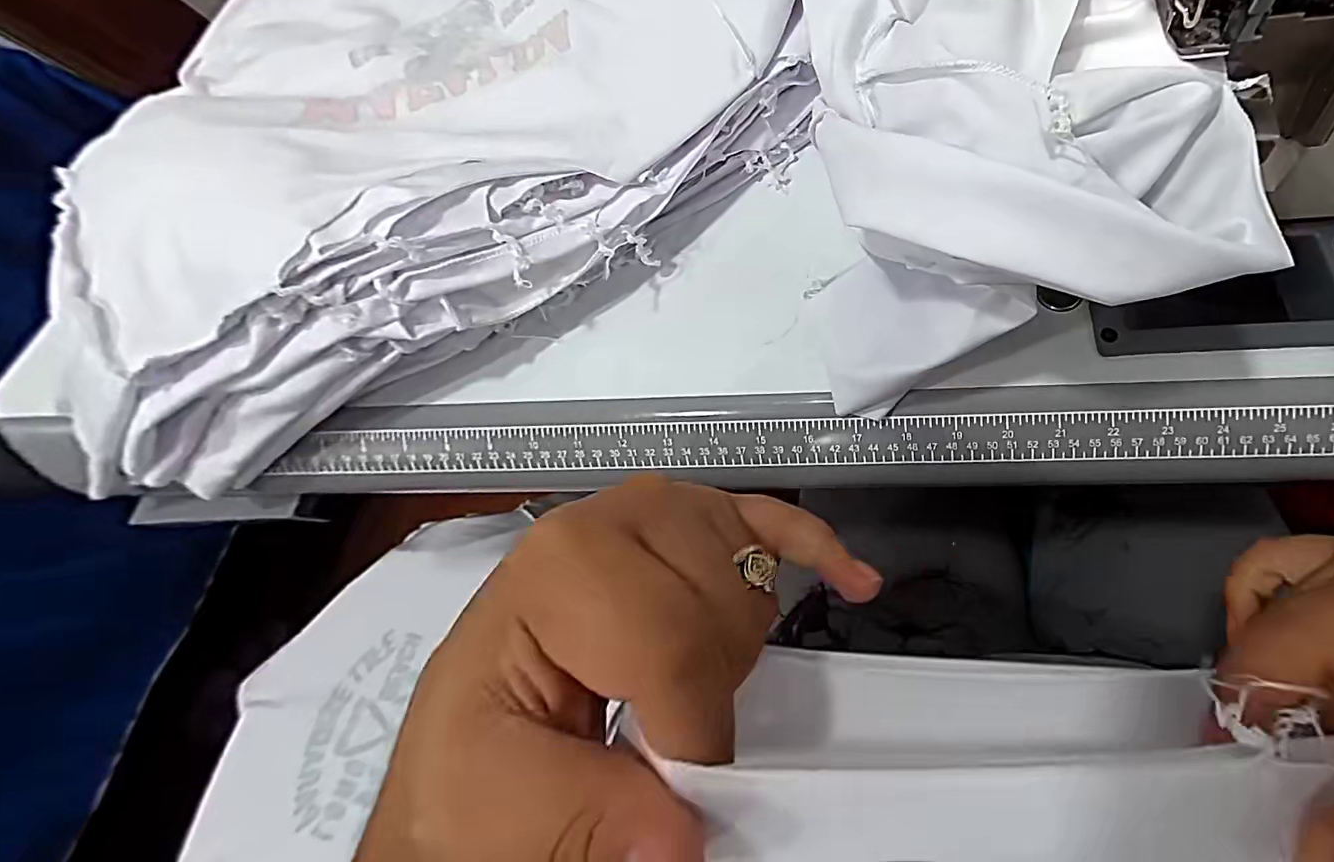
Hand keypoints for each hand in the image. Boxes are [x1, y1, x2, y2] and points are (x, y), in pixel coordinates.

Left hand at [356, 476, 882, 861]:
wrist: (484, 720)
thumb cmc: (478, 757)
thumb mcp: (493, 811)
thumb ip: (588, 826)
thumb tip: (684, 843)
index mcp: (560, 566)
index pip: (671, 642)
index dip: (691, 729)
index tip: (676, 783)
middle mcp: (615, 513)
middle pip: (721, 608)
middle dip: (707, 690)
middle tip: (659, 731)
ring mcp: (665, 506)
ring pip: (753, 580)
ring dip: (738, 648)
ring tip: (682, 682)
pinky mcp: (700, 515)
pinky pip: (778, 523)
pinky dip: (821, 550)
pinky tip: (855, 580)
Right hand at [1220, 526, 1333, 861]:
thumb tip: (1304, 840)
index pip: (1316, 626)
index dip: (1255, 688)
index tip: (1232, 758)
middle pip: (1294, 596)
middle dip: (1264, 675)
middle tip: (1277, 759)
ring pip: (1289, 574)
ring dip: (1280, 650)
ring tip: (1324, 725)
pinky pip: (1313, 574)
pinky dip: (1299, 627)